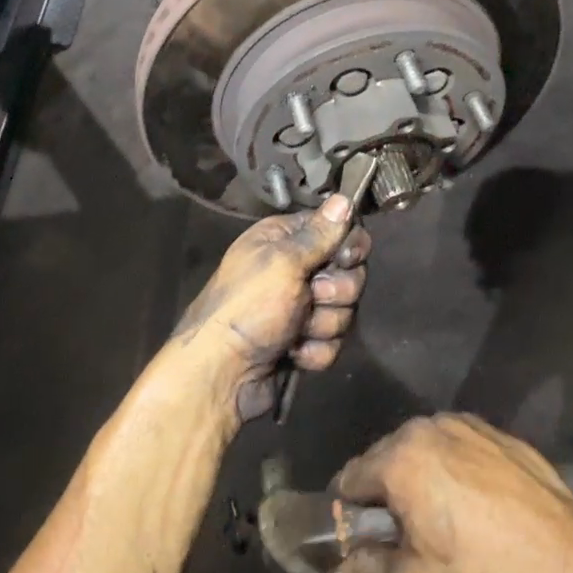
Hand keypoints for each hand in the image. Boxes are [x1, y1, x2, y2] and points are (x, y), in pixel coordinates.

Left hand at [170, 194, 369, 421]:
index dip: (349, 244)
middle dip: (337, 291)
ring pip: (345, 310)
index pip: (338, 229)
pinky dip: (316, 350)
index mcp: (285, 240)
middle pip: (349, 272)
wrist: (223, 373)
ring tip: (296, 331)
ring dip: (324, 324)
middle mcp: (296, 269)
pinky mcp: (305, 342)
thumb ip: (319, 234)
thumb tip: (344, 198)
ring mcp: (301, 309)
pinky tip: (293, 353)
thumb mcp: (283, 262)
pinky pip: (334, 342)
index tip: (344, 257)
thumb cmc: (249, 307)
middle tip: (312, 296)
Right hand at [334, 415, 572, 572]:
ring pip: (419, 447)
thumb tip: (343, 559)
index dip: (349, 510)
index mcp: (399, 458)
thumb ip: (367, 567)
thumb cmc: (482, 570)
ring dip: (418, 474)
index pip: (349, 478)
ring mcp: (461, 422)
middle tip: (405, 532)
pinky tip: (472, 499)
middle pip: (383, 457)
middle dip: (385, 491)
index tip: (362, 536)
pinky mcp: (491, 428)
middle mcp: (424, 427)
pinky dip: (451, 465)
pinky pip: (453, 443)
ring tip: (443, 515)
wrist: (563, 552)